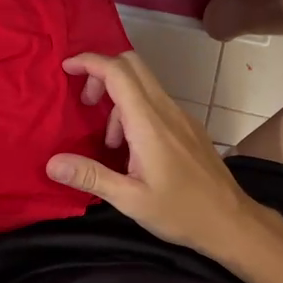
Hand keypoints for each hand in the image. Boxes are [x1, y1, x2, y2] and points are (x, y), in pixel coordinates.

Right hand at [44, 52, 268, 258]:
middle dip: (102, 73)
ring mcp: (180, 116)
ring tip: (109, 143)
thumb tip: (51, 163)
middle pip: (132, 65)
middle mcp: (166, 110)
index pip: (118, 72)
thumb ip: (91, 176)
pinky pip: (156, 102)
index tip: (66, 68)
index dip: (90, 62)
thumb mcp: (130, 200)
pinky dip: (134, 110)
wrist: (231, 221)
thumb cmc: (180, 212)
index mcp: (149, 123)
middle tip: (85, 103)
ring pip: (144, 84)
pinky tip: (131, 149)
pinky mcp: (188, 127)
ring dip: (118, 99)